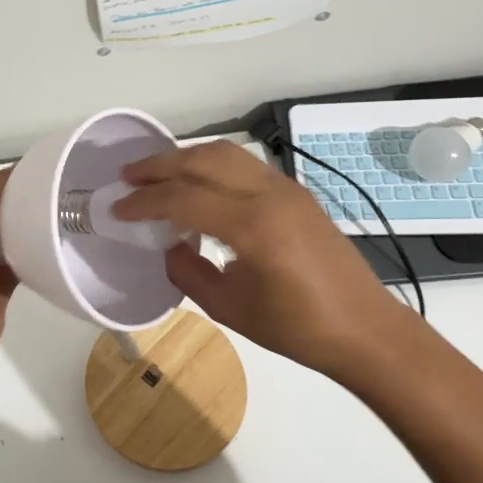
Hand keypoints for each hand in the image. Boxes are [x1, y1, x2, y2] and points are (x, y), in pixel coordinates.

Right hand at [113, 141, 426, 383]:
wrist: (365, 329)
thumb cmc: (298, 328)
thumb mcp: (231, 308)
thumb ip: (189, 273)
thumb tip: (169, 246)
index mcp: (254, 226)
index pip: (184, 198)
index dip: (144, 202)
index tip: (117, 209)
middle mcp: (270, 195)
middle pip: (204, 160)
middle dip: (161, 165)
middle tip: (128, 176)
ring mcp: (287, 189)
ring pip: (227, 154)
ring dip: (187, 158)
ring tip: (157, 173)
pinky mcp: (297, 194)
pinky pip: (245, 166)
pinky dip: (213, 166)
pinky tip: (198, 186)